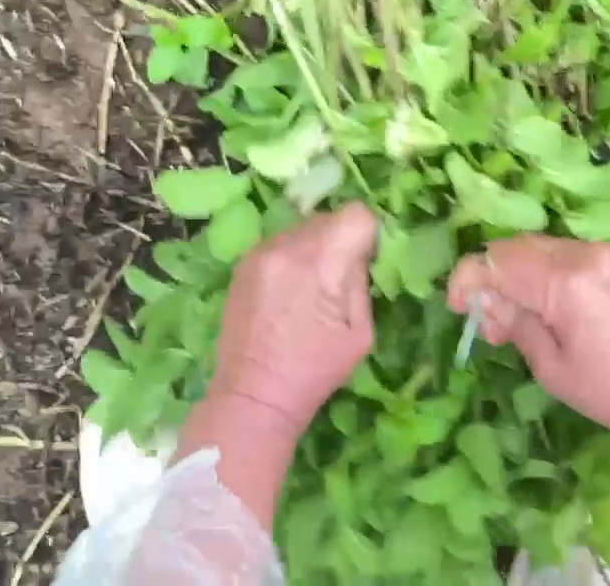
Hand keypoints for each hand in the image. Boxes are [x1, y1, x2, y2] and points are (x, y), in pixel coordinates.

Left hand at [207, 204, 377, 433]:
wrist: (253, 395)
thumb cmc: (315, 370)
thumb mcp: (361, 331)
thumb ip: (361, 280)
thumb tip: (359, 252)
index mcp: (320, 263)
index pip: (356, 214)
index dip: (366, 233)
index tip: (365, 259)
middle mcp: (287, 246)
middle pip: (328, 216)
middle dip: (340, 238)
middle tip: (339, 277)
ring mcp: (260, 251)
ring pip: (303, 227)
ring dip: (315, 245)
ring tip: (311, 285)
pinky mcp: (243, 262)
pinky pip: (280, 242)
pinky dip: (292, 255)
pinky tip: (289, 289)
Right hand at [448, 236, 609, 459]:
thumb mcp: (552, 367)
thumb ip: (515, 323)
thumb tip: (486, 303)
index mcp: (564, 281)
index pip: (496, 262)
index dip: (466, 280)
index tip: (454, 307)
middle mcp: (579, 253)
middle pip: (512, 247)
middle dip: (489, 278)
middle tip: (486, 322)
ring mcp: (596, 252)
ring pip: (532, 247)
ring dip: (511, 274)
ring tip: (510, 321)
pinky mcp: (607, 259)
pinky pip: (556, 254)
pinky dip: (535, 273)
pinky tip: (538, 307)